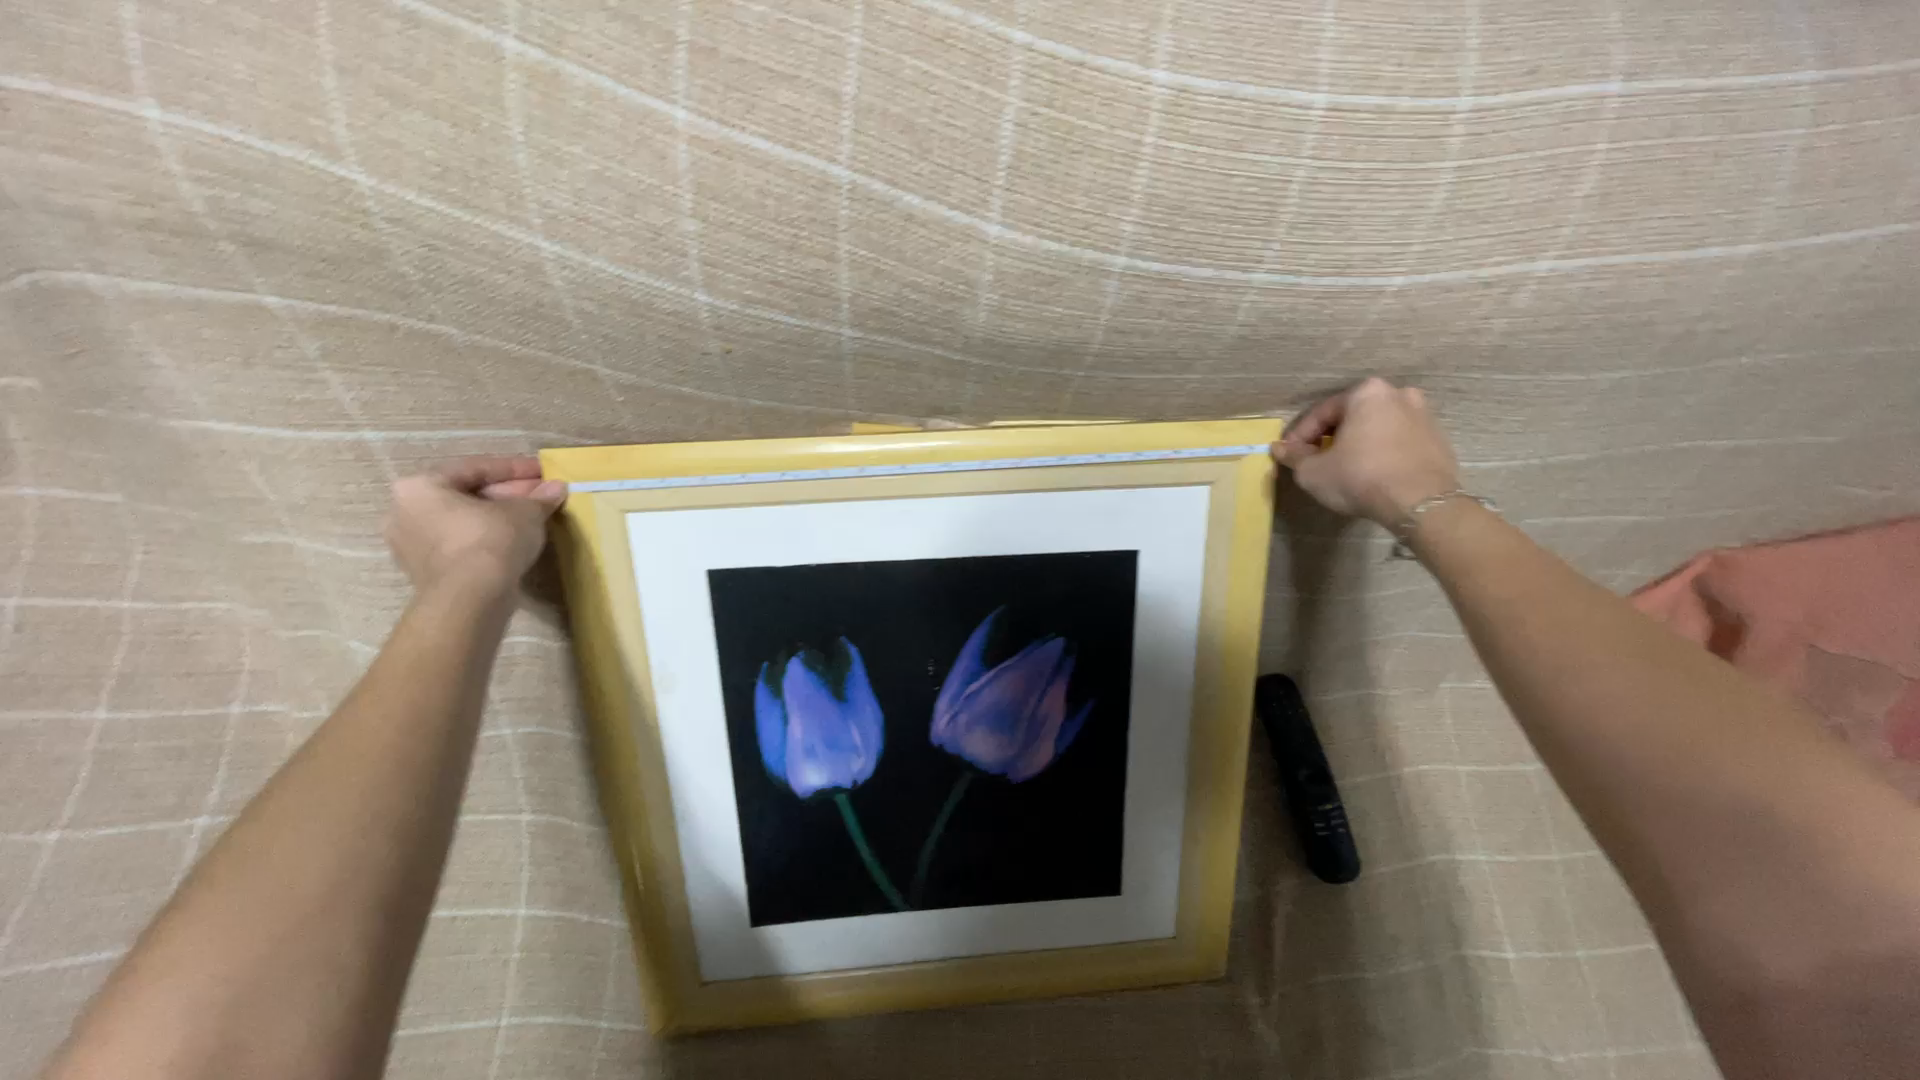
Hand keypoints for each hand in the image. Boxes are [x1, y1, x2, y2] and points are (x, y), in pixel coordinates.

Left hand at [384, 457, 566, 597]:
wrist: (470, 598)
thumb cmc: (490, 540)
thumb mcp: (525, 512)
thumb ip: (539, 498)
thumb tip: (557, 488)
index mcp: (421, 486)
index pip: (476, 469)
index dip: (515, 469)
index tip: (543, 472)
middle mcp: (405, 512)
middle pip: (466, 496)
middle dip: (507, 495)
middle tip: (541, 497)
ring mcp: (411, 546)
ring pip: (462, 523)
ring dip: (496, 519)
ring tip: (531, 521)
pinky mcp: (424, 573)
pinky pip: (459, 546)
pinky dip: (484, 541)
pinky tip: (512, 544)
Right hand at [1271, 377, 1460, 526]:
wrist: (1420, 503)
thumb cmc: (1359, 477)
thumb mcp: (1313, 471)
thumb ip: (1294, 456)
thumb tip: (1279, 449)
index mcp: (1366, 393)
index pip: (1322, 413)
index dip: (1300, 436)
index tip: (1290, 455)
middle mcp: (1398, 394)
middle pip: (1352, 416)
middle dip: (1331, 437)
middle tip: (1316, 460)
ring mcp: (1424, 415)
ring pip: (1378, 428)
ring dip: (1359, 443)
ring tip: (1345, 467)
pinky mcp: (1439, 440)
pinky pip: (1399, 442)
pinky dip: (1383, 452)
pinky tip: (1373, 474)